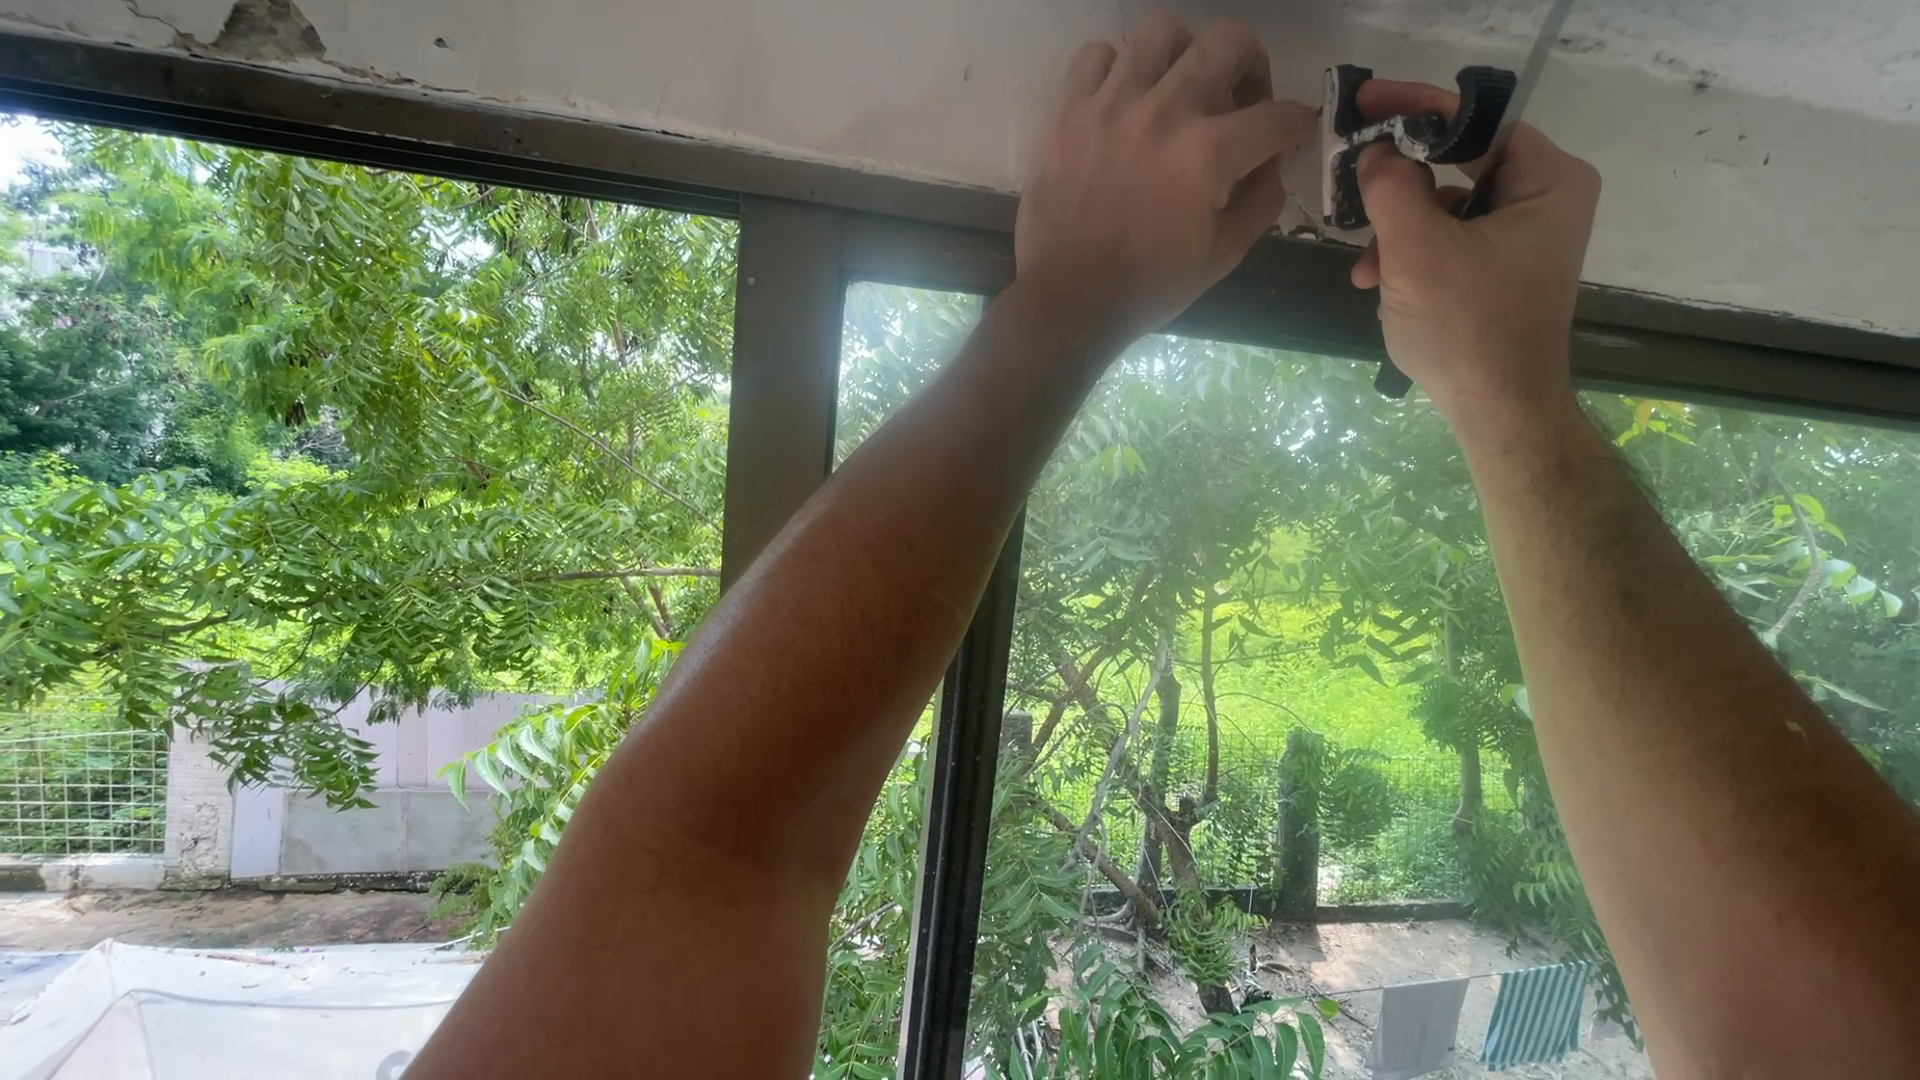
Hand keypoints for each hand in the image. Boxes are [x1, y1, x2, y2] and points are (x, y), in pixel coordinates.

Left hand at [1016, 14, 1314, 344]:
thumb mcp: (1221, 257)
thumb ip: (1260, 202)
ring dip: (1181, 56)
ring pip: (1161, 32)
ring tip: (1174, 92)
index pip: (1278, 115)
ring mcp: (1111, 106)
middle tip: (1237, 101)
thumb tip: (1272, 162)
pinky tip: (1120, 101)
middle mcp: (1165, 113)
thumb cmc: (1147, 288)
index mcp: (1209, 154)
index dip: (1297, 124)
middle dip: (1251, 67)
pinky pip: (1095, 56)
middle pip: (1230, 42)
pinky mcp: (1068, 114)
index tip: (1290, 134)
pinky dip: (1114, 69)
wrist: (1069, 301)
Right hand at [1350, 80, 1600, 422]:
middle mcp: (1543, 202)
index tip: (1367, 106)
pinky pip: (1447, 247)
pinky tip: (1382, 288)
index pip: (1477, 123)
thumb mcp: (1417, 250)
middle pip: (1457, 170)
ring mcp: (1521, 241)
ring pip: (1444, 214)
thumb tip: (1375, 153)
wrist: (1496, 407)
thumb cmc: (1465, 324)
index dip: (1418, 111)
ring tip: (1365, 272)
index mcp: (1547, 180)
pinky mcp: (1498, 274)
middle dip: (1398, 195)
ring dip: (1396, 237)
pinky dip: (1410, 261)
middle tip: (1353, 200)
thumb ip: (1392, 189)